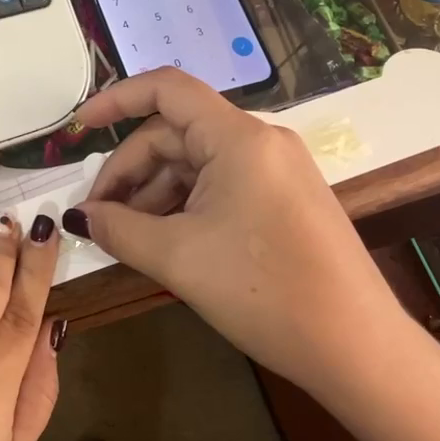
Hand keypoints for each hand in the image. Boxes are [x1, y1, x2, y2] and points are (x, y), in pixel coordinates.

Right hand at [64, 68, 407, 396]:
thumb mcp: (178, 258)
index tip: (80, 126)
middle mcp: (260, 141)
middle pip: (175, 134)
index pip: (166, 88)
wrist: (360, 351)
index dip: (116, 98)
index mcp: (238, 138)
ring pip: (195, 163)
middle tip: (97, 216)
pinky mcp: (284, 200)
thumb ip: (118, 228)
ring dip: (154, 192)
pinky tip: (164, 241)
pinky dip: (183, 205)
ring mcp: (276, 171)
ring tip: (126, 236)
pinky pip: (219, 185)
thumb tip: (80, 216)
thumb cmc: (265, 292)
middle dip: (130, 170)